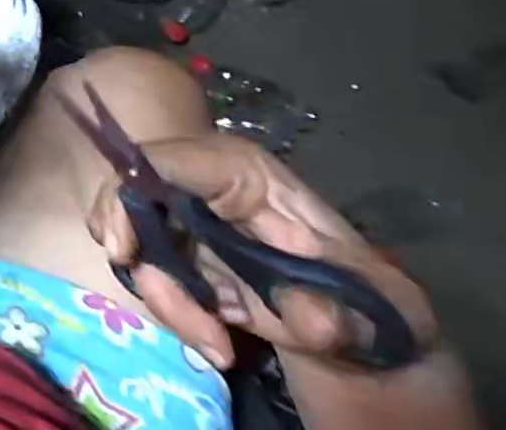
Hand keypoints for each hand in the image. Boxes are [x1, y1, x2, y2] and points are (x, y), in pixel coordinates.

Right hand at [89, 133, 440, 370]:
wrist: (363, 337)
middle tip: (180, 316)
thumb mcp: (382, 307)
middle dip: (143, 260)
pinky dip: (172, 311)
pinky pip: (149, 273)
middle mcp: (199, 184)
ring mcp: (181, 217)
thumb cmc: (372, 302)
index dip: (130, 192)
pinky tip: (212, 340)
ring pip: (135, 241)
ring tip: (217, 344)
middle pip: (132, 199)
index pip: (166, 161)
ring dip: (165, 297)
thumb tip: (310, 315)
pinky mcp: (174, 251)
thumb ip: (350, 310)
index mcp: (240, 172)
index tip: (122, 251)